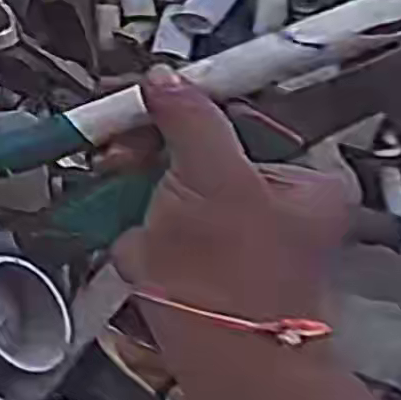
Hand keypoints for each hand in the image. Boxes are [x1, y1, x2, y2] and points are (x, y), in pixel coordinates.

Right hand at [113, 66, 350, 320]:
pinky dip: (114, 167)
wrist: (200, 324)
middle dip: (144, 128)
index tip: (145, 90)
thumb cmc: (233, 266)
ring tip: (113, 164)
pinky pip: (134, 169)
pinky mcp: (164, 207)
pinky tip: (106, 173)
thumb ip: (192, 122)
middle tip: (123, 135)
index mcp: (294, 172)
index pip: (233, 111)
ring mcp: (204, 194)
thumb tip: (163, 75)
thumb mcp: (219, 180)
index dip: (187, 98)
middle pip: (184, 125)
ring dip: (124, 148)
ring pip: (152, 145)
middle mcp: (252, 179)